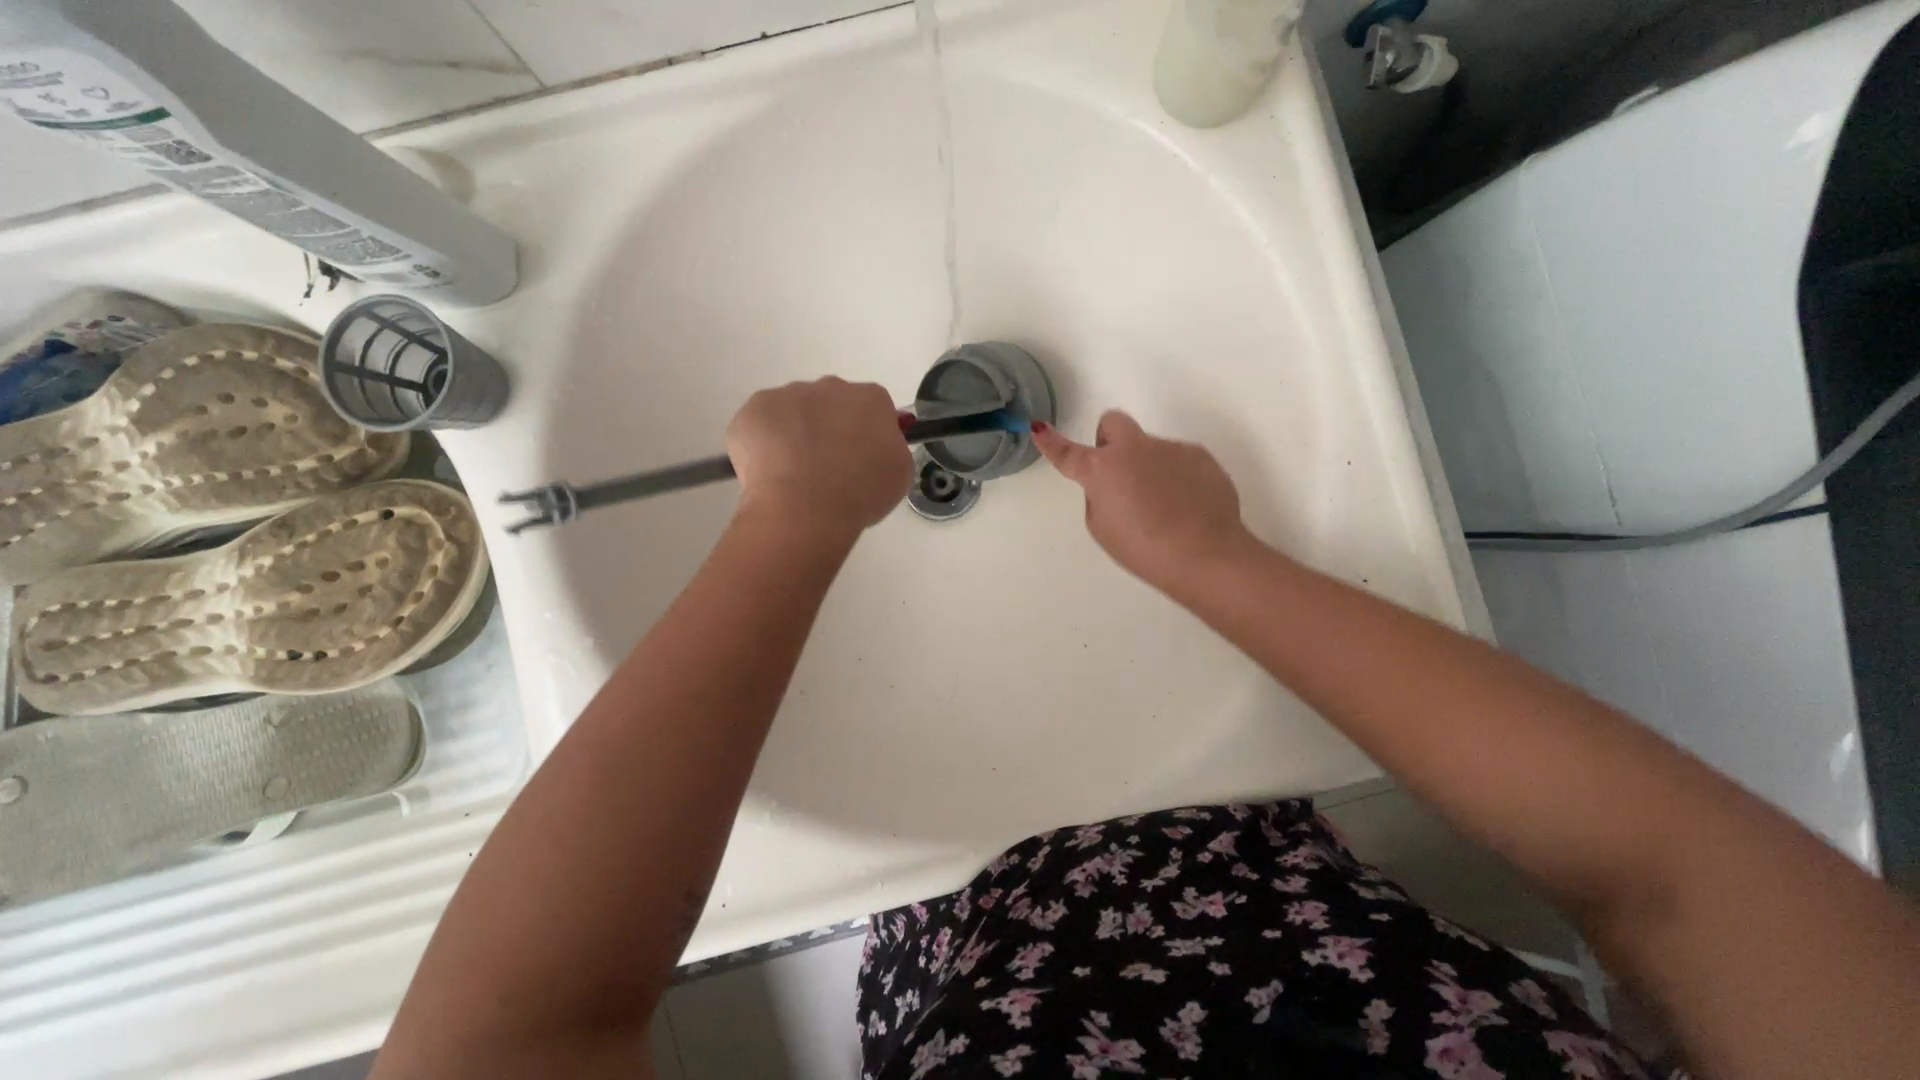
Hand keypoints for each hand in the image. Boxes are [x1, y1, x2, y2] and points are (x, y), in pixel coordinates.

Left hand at [726, 378, 913, 537]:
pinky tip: (769, 472)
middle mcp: (829, 386)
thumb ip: (890, 448)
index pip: (872, 409)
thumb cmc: (859, 494)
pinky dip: (763, 444)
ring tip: (794, 476)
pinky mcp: (752, 411)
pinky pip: (760, 424)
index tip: (859, 461)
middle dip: (828, 429)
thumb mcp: (899, 474)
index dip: (865, 435)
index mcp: (871, 399)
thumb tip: (876, 446)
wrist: (804, 509)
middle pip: (830, 404)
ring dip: (794, 434)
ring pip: (793, 412)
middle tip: (826, 469)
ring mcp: (787, 395)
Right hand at [1033, 411, 1254, 588]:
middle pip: (1114, 423)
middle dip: (1110, 441)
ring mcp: (1170, 448)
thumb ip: (1100, 497)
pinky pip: (1180, 462)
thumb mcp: (1104, 529)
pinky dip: (1178, 479)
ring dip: (1150, 470)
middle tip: (1119, 475)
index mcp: (1102, 470)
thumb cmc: (1144, 549)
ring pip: (1152, 450)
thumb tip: (1114, 483)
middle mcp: (1134, 448)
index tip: (1039, 428)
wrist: (1205, 553)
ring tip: (1165, 510)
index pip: (1068, 453)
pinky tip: (1188, 508)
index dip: (1052, 443)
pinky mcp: (1201, 456)